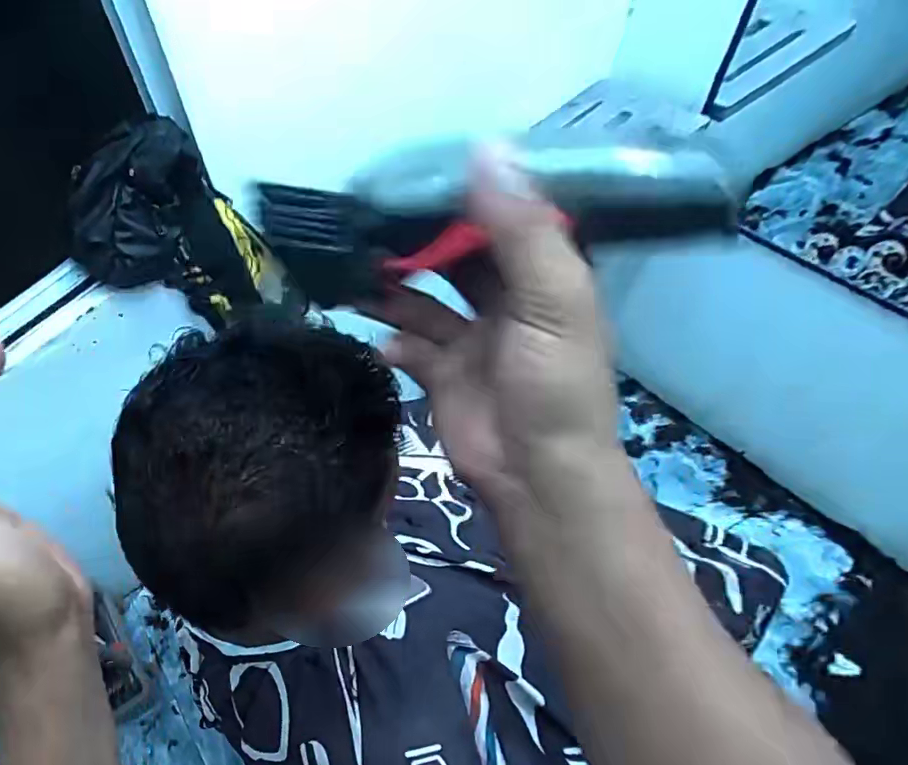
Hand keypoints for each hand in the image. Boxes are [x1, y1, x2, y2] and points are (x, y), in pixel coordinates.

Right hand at [359, 146, 620, 510]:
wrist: (535, 473)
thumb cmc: (554, 385)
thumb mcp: (551, 299)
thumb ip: (519, 230)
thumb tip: (484, 148)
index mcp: (541, 275)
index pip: (499, 218)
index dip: (459, 195)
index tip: (411, 174)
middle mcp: (505, 302)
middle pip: (453, 258)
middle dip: (415, 242)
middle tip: (367, 221)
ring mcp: (471, 342)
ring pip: (423, 302)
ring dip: (392, 289)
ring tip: (353, 274)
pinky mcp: (442, 377)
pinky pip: (410, 349)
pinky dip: (392, 343)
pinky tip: (379, 343)